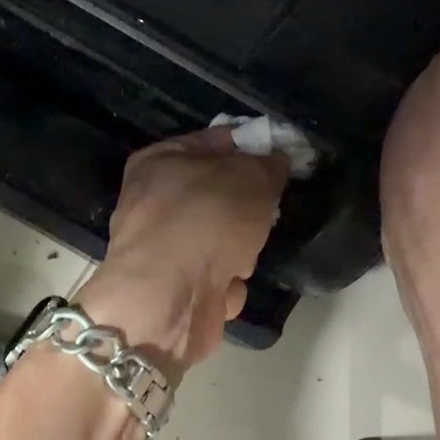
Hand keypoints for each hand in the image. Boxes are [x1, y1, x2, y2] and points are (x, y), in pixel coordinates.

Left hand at [77, 128, 288, 375]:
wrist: (166, 297)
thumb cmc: (205, 219)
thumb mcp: (251, 176)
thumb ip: (268, 164)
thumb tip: (273, 163)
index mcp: (157, 162)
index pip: (215, 142)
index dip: (254, 146)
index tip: (288, 155)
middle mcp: (151, 203)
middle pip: (219, 196)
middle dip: (248, 208)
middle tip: (269, 210)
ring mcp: (160, 249)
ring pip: (219, 241)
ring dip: (240, 252)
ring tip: (244, 256)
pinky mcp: (171, 289)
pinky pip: (214, 280)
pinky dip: (225, 286)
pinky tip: (227, 287)